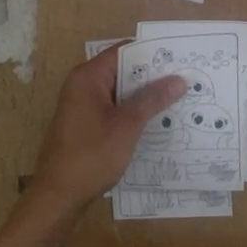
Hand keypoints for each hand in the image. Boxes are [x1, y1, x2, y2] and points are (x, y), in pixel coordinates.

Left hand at [28, 46, 185, 208]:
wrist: (59, 194)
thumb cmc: (92, 155)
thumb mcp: (126, 125)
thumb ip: (152, 99)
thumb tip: (179, 79)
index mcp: (87, 77)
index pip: (123, 52)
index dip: (151, 54)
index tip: (181, 57)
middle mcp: (82, 86)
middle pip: (122, 71)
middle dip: (152, 77)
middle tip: (187, 79)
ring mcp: (82, 106)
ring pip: (119, 93)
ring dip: (144, 97)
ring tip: (180, 99)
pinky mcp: (85, 125)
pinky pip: (113, 110)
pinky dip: (132, 113)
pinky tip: (156, 121)